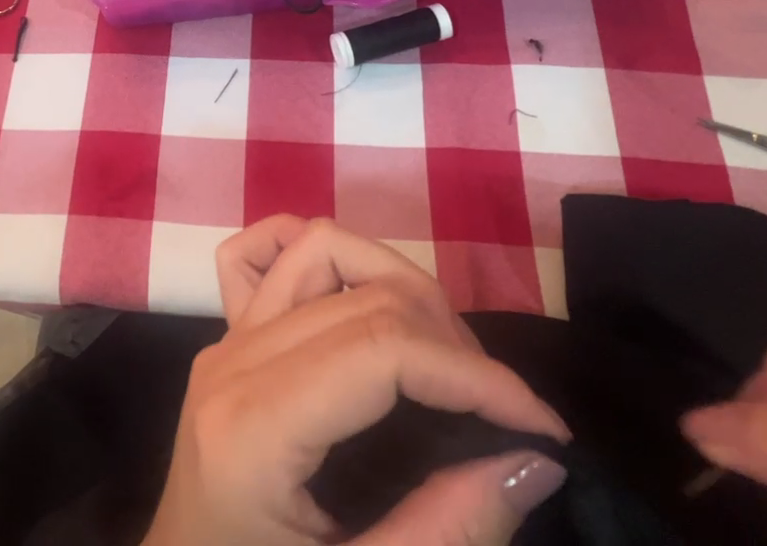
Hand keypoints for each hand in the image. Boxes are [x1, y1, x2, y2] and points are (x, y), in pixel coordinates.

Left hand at [142, 216, 570, 545]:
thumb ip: (447, 528)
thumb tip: (537, 458)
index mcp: (254, 424)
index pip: (382, 350)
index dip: (476, 376)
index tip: (542, 426)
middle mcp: (232, 359)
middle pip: (364, 296)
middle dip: (453, 340)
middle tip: (500, 411)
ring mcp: (224, 338)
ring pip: (321, 249)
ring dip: (400, 285)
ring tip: (444, 357)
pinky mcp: (226, 336)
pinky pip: (260, 255)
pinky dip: (316, 256)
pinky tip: (354, 293)